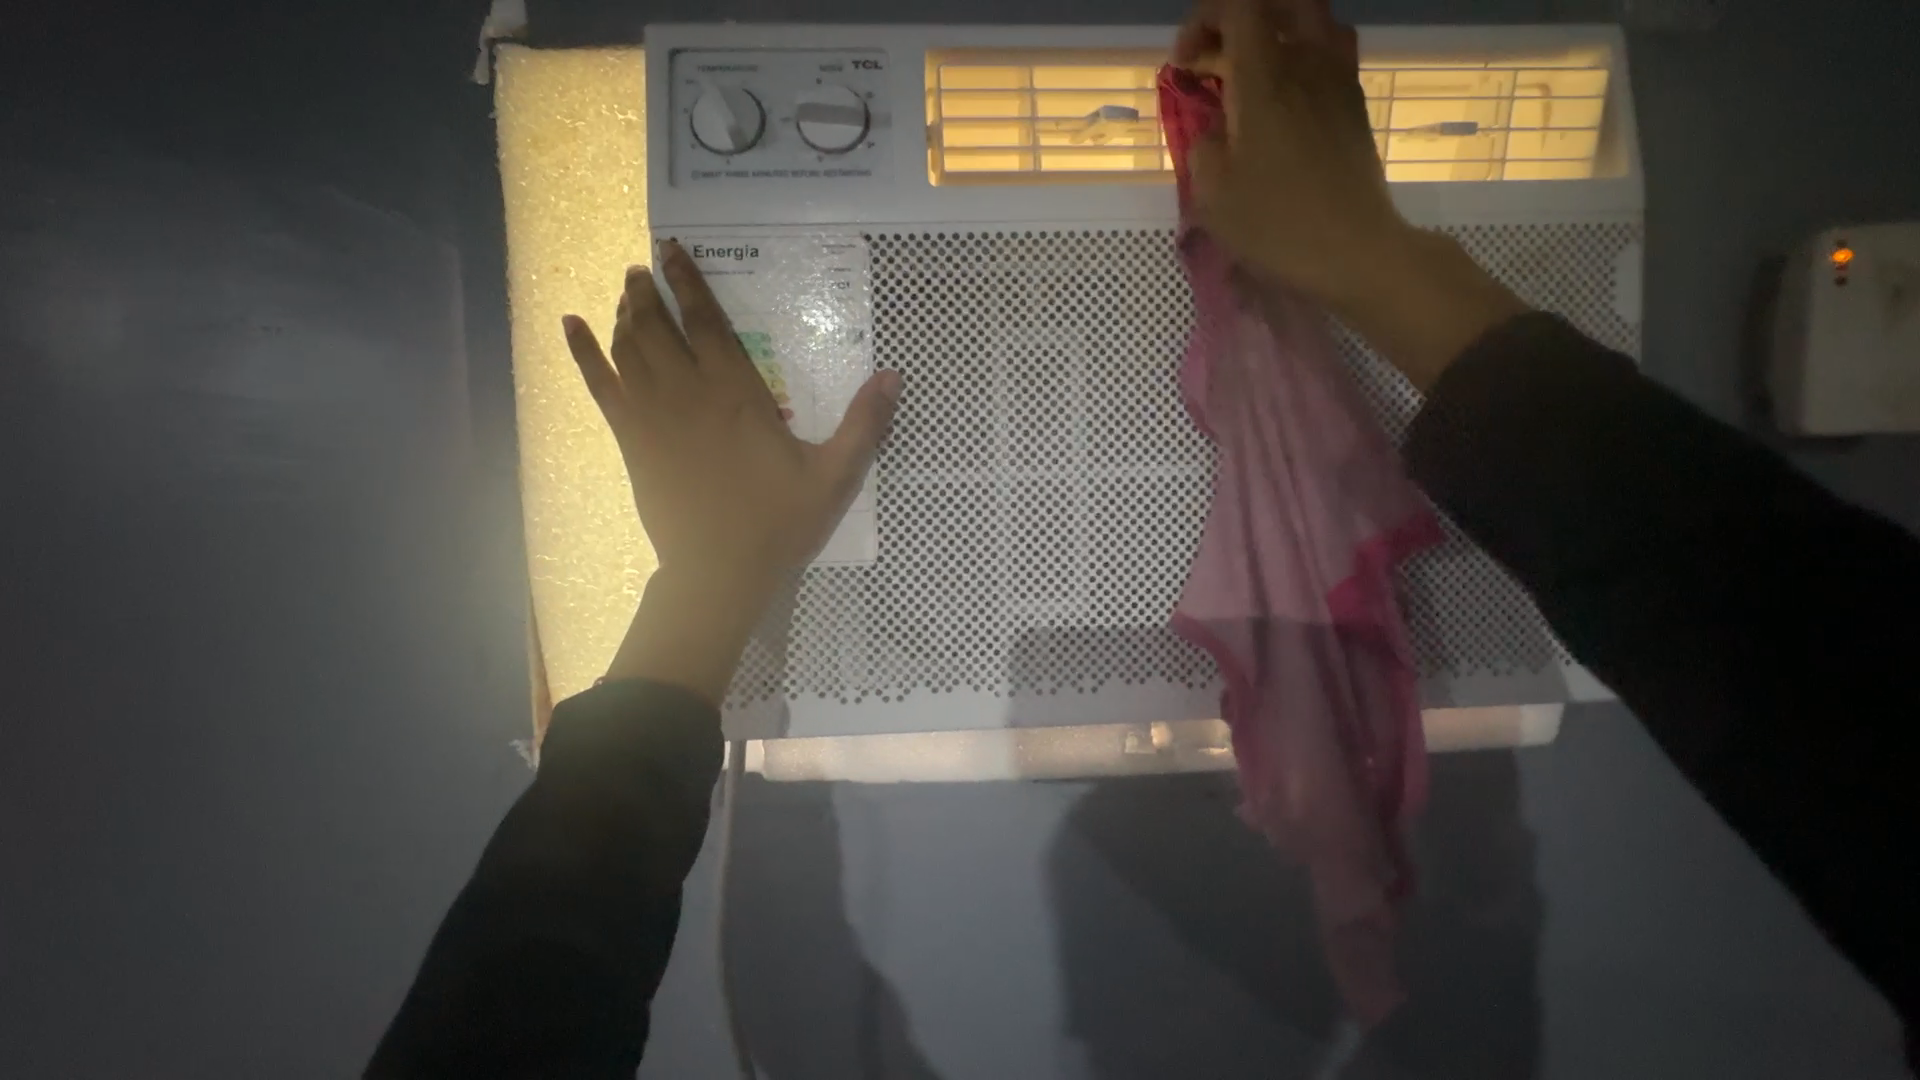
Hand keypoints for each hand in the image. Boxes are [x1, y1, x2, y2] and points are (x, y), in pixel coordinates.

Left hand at [562, 241, 900, 699]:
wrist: (720, 572)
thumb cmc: (779, 523)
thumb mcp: (834, 476)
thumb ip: (863, 425)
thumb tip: (894, 375)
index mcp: (736, 393)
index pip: (706, 322)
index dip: (688, 282)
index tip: (671, 250)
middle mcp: (687, 393)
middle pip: (658, 326)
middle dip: (648, 291)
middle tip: (644, 268)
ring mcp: (652, 416)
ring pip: (628, 348)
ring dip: (623, 313)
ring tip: (625, 291)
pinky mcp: (631, 442)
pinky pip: (600, 386)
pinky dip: (582, 353)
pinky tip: (569, 326)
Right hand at [1173, 0, 1528, 388]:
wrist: (1354, 249)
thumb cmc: (1275, 225)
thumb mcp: (1213, 196)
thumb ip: (1203, 148)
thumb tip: (1214, 131)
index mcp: (1266, 78)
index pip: (1237, 7)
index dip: (1202, 22)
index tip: (1184, 66)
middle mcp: (1307, 62)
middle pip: (1280, 1)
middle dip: (1239, 17)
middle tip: (1215, 54)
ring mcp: (1338, 79)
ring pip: (1310, 20)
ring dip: (1273, 33)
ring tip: (1248, 74)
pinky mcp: (1353, 104)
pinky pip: (1327, 52)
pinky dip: (1298, 57)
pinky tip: (1280, 99)